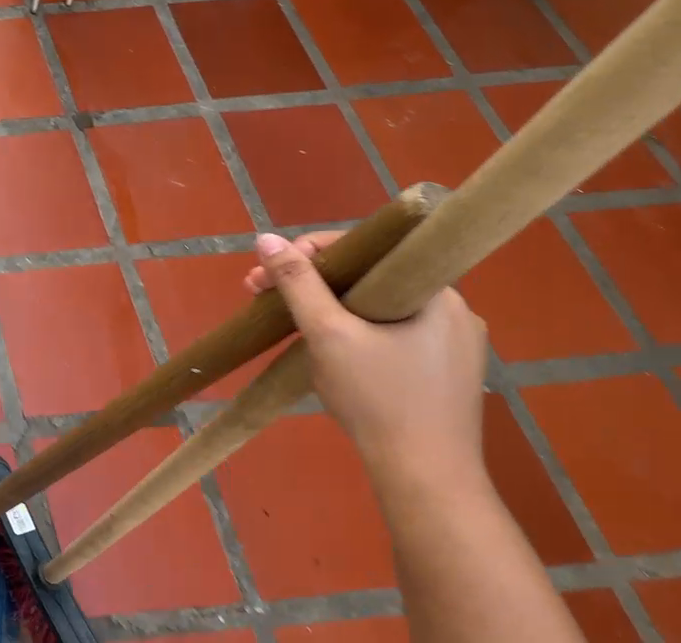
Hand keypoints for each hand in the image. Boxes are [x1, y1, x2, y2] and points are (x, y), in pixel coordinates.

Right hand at [247, 231, 488, 477]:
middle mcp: (452, 310)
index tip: (265, 277)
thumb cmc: (378, 398)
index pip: (363, 250)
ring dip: (325, 308)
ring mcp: (452, 343)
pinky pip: (387, 331)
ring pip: (373, 305)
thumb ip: (296, 281)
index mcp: (436, 293)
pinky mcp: (443, 371)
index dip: (305, 255)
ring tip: (288, 325)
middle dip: (308, 283)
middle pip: (365, 277)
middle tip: (261, 297)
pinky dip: (350, 330)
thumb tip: (265, 237)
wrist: (425, 476)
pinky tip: (325, 348)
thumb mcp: (327, 333)